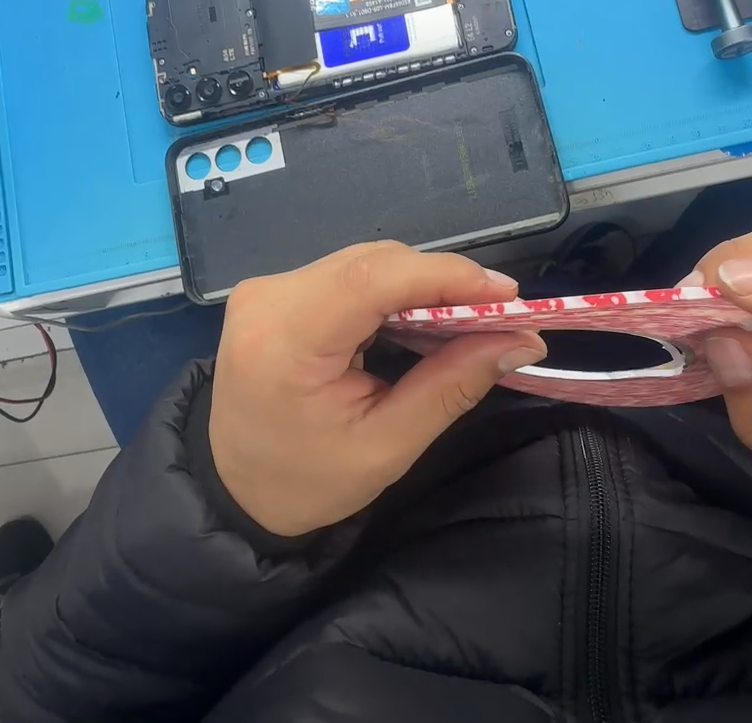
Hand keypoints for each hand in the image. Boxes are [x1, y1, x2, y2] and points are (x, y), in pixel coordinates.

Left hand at [209, 242, 547, 537]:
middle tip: (498, 312)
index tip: (507, 294)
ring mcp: (267, 288)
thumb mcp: (385, 448)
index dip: (444, 275)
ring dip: (419, 283)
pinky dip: (392, 289)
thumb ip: (450, 388)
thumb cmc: (305, 481)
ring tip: (468, 315)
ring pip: (363, 262)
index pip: (371, 280)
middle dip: (441, 280)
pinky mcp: (275, 290)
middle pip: (371, 263)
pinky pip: (347, 273)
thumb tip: (518, 342)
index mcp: (284, 339)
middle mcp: (269, 296)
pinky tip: (421, 314)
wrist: (233, 489)